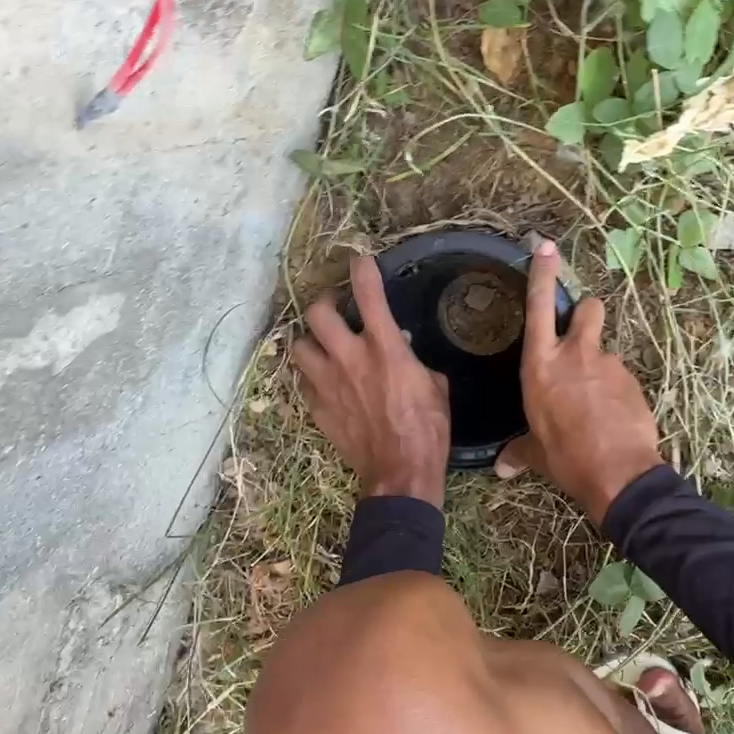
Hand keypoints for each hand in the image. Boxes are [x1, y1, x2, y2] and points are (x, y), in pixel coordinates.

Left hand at [291, 256, 450, 504]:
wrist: (401, 472)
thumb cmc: (429, 427)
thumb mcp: (434, 385)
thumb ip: (413, 361)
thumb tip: (402, 351)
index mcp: (385, 348)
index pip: (368, 295)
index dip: (362, 271)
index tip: (360, 261)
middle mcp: (349, 358)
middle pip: (318, 313)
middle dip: (325, 304)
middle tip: (335, 308)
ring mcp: (327, 384)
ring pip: (299, 346)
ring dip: (310, 341)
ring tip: (322, 344)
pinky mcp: (316, 408)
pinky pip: (303, 381)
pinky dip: (312, 374)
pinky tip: (324, 379)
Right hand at [503, 241, 665, 524]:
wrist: (619, 473)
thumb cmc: (567, 458)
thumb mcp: (538, 454)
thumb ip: (519, 452)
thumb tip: (502, 468)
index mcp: (541, 365)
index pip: (538, 307)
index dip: (542, 274)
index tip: (546, 246)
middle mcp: (575, 355)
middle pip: (588, 307)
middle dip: (586, 313)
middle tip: (582, 334)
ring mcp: (608, 365)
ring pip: (606, 348)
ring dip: (601, 365)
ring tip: (599, 401)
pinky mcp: (633, 380)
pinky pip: (621, 376)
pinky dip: (617, 390)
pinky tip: (614, 417)